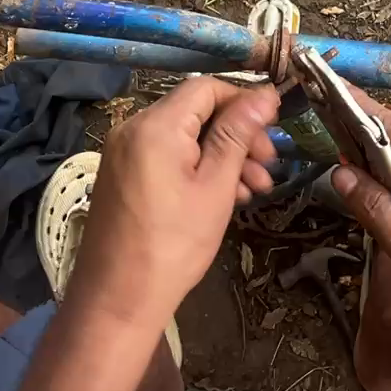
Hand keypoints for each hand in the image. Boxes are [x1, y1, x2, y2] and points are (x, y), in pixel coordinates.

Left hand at [69, 78, 278, 327]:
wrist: (116, 304)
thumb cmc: (174, 245)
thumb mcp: (215, 187)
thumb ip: (239, 134)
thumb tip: (266, 94)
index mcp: (155, 125)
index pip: (206, 87)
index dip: (244, 99)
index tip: (274, 125)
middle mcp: (134, 128)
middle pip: (197, 111)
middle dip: (238, 133)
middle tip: (270, 163)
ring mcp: (125, 151)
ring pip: (186, 135)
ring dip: (223, 154)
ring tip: (255, 187)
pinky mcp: (123, 173)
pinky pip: (168, 154)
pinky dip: (198, 166)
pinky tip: (226, 194)